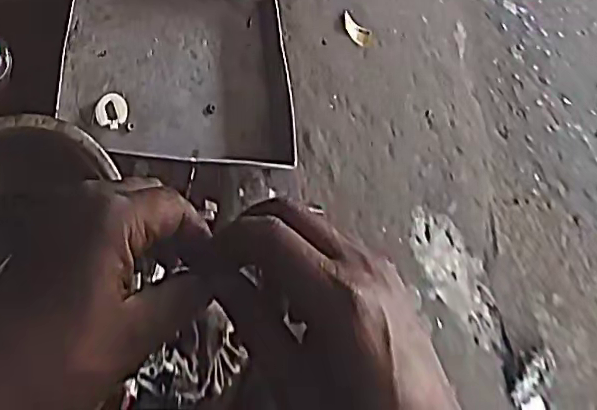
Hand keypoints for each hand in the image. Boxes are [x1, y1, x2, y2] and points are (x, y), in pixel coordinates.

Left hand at [0, 180, 209, 409]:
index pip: (176, 205)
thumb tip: (208, 282)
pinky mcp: (47, 229)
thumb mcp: (131, 337)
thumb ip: (181, 300)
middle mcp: (86, 200)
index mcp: (110, 214)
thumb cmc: (43, 362)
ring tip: (167, 276)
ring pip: (125, 205)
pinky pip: (98, 218)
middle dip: (178, 230)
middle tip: (196, 269)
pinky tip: (128, 277)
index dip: (202, 234)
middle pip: (151, 197)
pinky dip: (122, 238)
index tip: (214, 262)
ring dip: (150, 233)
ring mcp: (62, 212)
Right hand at [211, 199, 459, 409]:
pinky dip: (304, 252)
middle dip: (250, 227)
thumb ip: (255, 325)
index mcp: (341, 296)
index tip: (211, 253)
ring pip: (311, 221)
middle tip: (225, 255)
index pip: (269, 232)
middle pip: (291, 210)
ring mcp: (379, 266)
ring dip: (277, 239)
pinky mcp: (386, 274)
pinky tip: (295, 293)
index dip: (230, 238)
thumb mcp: (296, 386)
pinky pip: (334, 241)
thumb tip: (223, 282)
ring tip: (258, 283)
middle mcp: (364, 268)